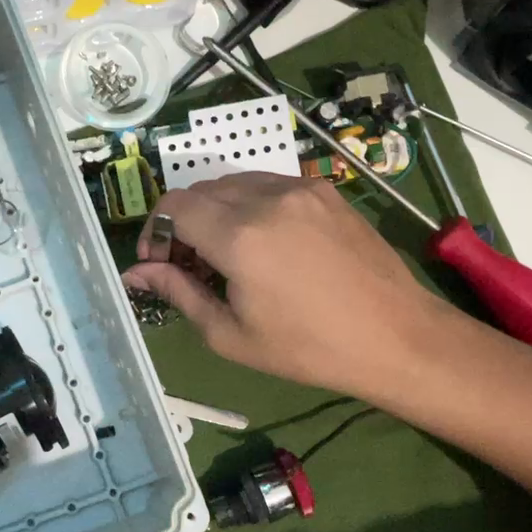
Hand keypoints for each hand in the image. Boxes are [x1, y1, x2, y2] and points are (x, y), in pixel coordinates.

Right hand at [122, 173, 445, 399]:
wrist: (395, 336)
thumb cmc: (307, 348)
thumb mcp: (230, 333)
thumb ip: (178, 292)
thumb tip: (136, 273)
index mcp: (239, 237)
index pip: (174, 207)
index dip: (155, 231)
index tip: (158, 262)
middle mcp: (267, 199)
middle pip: (201, 191)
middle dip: (182, 223)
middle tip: (188, 264)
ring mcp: (300, 189)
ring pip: (234, 183)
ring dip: (215, 211)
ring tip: (225, 253)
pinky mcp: (325, 190)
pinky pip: (269, 184)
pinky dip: (250, 204)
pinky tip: (263, 242)